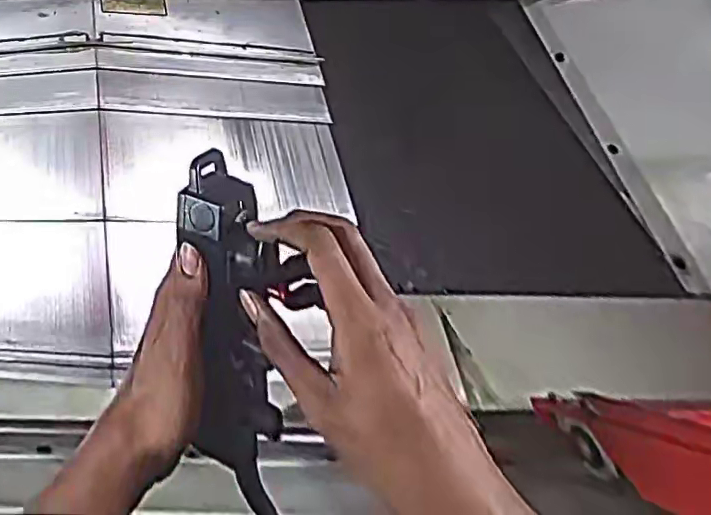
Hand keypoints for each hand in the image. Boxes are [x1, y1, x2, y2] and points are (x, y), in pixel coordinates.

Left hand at [32, 241, 207, 512]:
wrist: (138, 447)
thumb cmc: (155, 403)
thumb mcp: (179, 345)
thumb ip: (185, 298)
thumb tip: (190, 250)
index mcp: (168, 305)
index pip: (185, 256)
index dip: (201, 234)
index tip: (216, 214)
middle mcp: (168, 315)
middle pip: (190, 273)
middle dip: (205, 252)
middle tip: (223, 231)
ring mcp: (173, 336)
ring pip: (193, 296)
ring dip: (206, 280)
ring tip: (222, 263)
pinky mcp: (179, 358)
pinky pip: (196, 323)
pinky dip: (208, 313)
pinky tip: (216, 318)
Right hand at [241, 212, 531, 514]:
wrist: (456, 488)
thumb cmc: (399, 457)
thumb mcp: (319, 403)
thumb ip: (279, 345)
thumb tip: (255, 307)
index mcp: (363, 320)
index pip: (322, 241)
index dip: (284, 227)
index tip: (261, 231)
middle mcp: (389, 308)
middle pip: (345, 231)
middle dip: (302, 222)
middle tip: (272, 234)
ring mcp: (405, 316)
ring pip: (358, 256)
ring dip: (319, 253)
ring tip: (286, 280)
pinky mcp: (412, 329)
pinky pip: (370, 285)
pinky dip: (338, 281)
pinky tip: (317, 311)